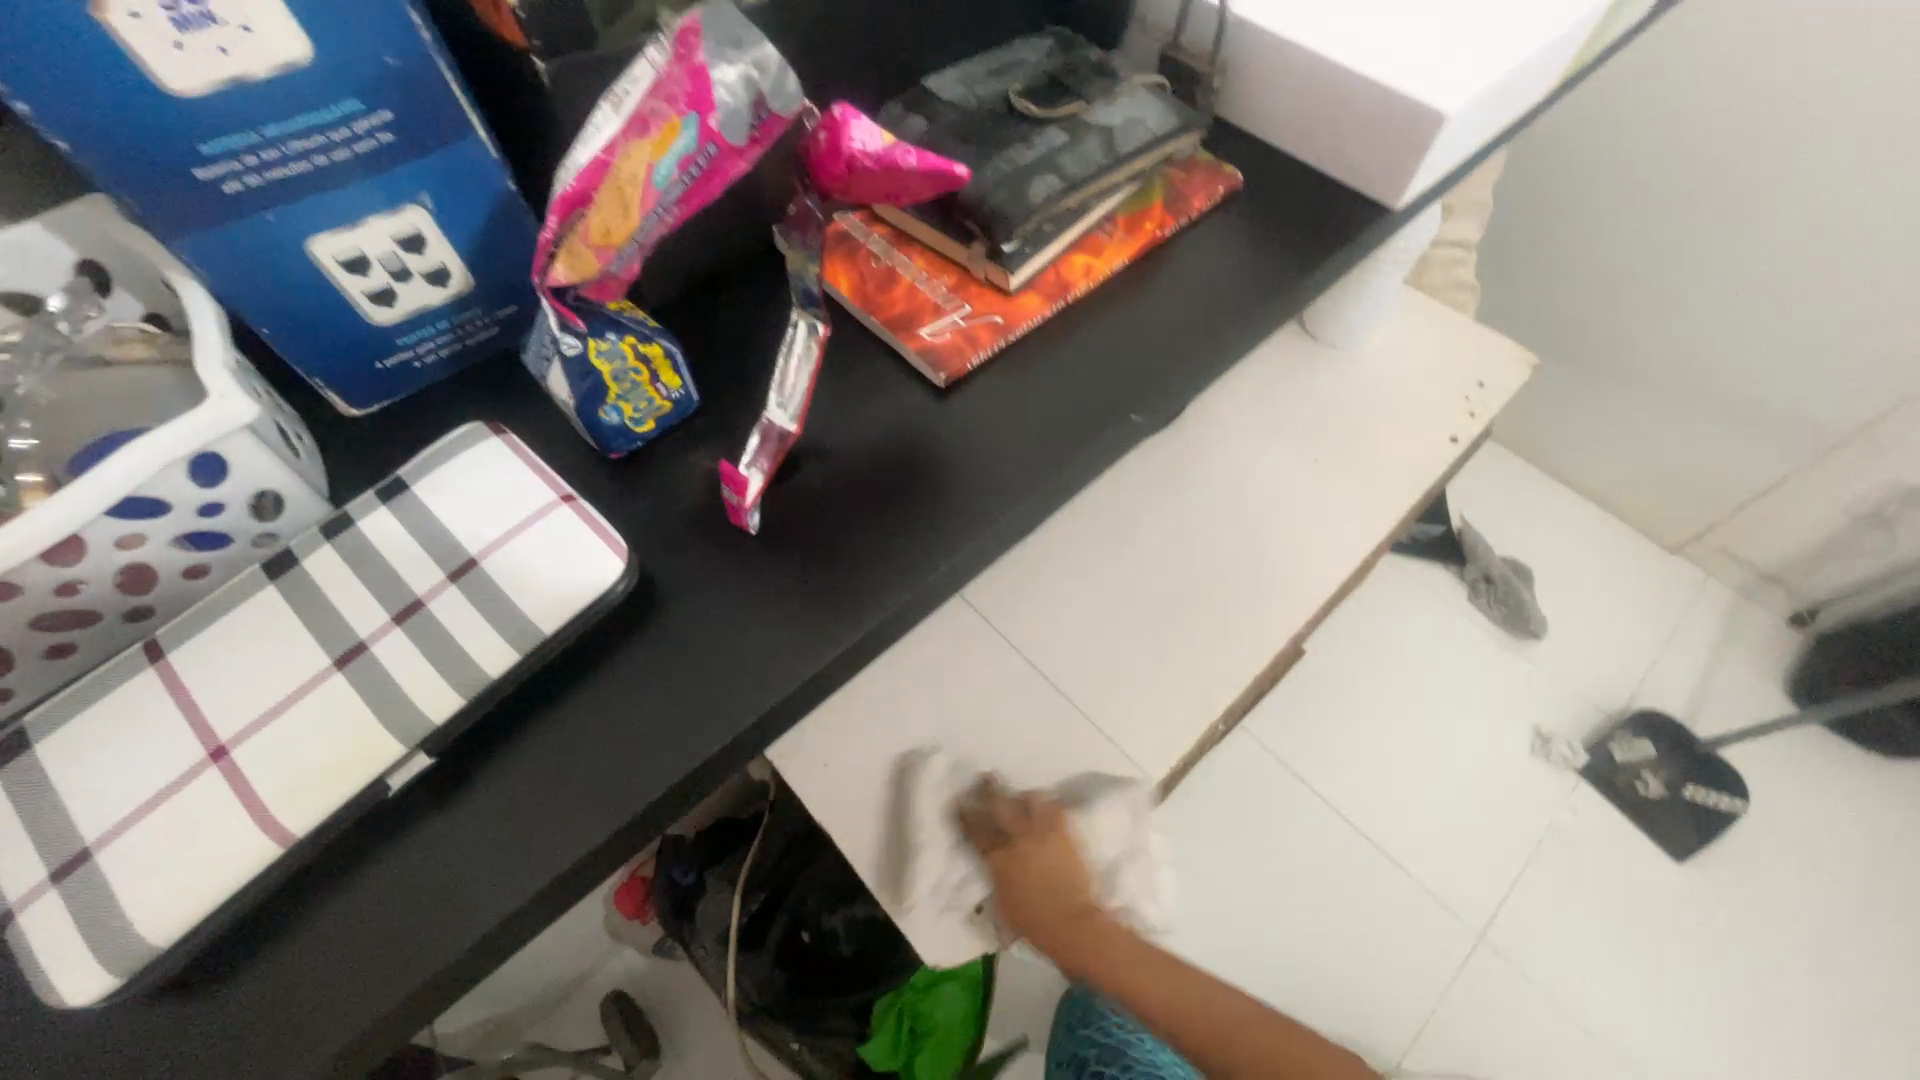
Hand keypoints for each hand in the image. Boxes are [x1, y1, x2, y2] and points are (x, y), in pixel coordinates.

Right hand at [956, 775, 1105, 957]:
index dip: (965, 814)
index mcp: (997, 858)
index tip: (959, 803)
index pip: (975, 829)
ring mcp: (1042, 832)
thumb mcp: (1002, 906)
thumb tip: (993, 872)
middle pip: (999, 804)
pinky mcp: (1065, 832)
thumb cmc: (1032, 922)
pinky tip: (1049, 807)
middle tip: (984, 778)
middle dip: (988, 789)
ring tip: (1023, 797)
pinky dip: (1050, 806)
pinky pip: (1056, 809)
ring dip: (1023, 797)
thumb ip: (996, 881)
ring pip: (1029, 799)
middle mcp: (1016, 838)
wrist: (1070, 921)